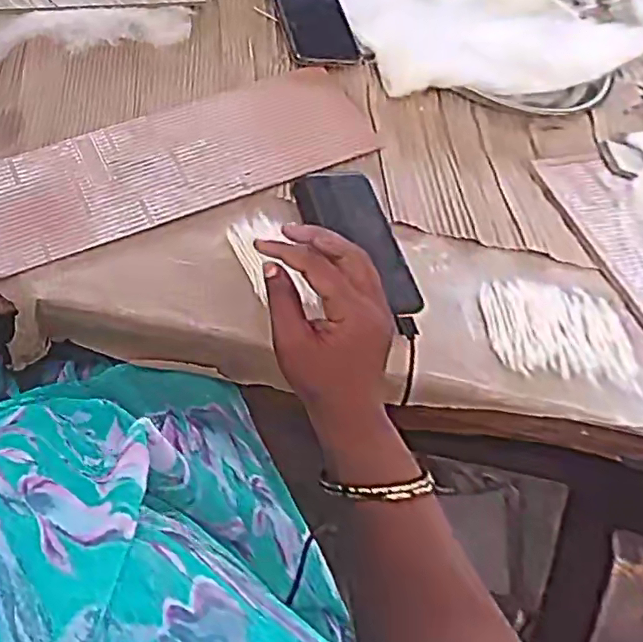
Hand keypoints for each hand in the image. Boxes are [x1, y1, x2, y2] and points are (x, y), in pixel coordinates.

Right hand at [254, 224, 396, 432]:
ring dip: (330, 244)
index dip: (287, 252)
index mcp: (355, 313)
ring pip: (360, 260)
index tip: (264, 246)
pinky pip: (362, 272)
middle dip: (315, 236)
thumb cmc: (322, 383)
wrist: (349, 410)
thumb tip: (274, 268)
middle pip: (349, 254)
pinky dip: (340, 258)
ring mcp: (379, 309)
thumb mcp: (290, 341)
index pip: (318, 266)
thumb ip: (281, 299)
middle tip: (286, 231)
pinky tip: (321, 257)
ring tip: (302, 237)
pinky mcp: (375, 313)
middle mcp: (373, 307)